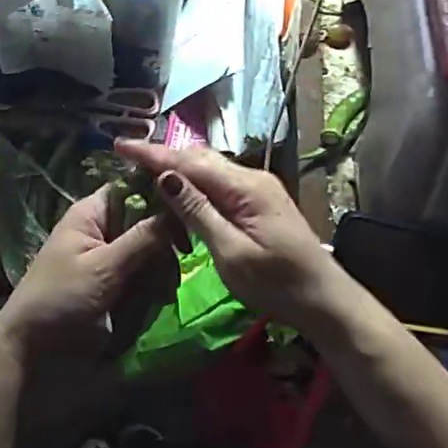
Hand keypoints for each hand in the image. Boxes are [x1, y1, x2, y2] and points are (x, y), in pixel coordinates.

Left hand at [0, 186, 170, 356]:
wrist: (33, 345)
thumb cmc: (61, 297)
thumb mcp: (103, 267)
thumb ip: (142, 239)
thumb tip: (177, 206)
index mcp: (91, 213)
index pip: (133, 187)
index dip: (160, 197)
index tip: (186, 217)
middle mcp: (102, 228)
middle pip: (147, 221)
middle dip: (164, 242)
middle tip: (179, 261)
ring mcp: (109, 256)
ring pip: (150, 250)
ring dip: (162, 268)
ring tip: (166, 291)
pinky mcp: (115, 280)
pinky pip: (144, 273)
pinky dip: (154, 284)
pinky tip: (162, 299)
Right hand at [116, 141, 339, 323]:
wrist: (327, 302)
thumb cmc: (278, 284)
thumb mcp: (231, 252)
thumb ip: (197, 212)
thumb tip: (164, 176)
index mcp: (244, 188)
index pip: (189, 162)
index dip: (152, 153)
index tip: (120, 146)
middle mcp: (251, 178)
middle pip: (198, 157)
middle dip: (161, 154)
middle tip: (125, 156)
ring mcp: (257, 188)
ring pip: (208, 168)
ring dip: (176, 166)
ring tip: (143, 169)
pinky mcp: (259, 201)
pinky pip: (218, 182)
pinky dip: (192, 181)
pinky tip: (178, 189)